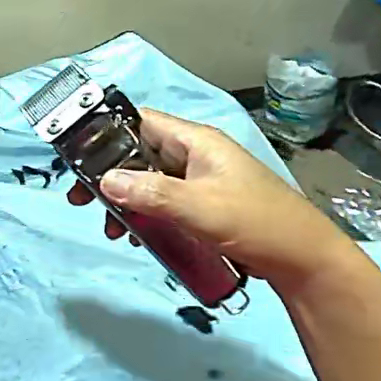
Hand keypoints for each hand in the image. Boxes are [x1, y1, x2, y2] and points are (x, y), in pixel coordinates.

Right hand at [92, 109, 366, 294]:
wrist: (302, 259)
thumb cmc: (253, 222)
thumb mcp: (198, 207)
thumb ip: (150, 193)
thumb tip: (104, 181)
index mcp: (196, 141)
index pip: (141, 121)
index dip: (107, 133)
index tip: (78, 158)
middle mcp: (196, 154)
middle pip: (140, 152)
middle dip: (110, 175)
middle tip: (82, 200)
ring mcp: (201, 180)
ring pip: (150, 180)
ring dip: (126, 200)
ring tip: (111, 229)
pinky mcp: (205, 204)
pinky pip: (165, 201)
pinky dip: (146, 215)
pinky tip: (138, 237)